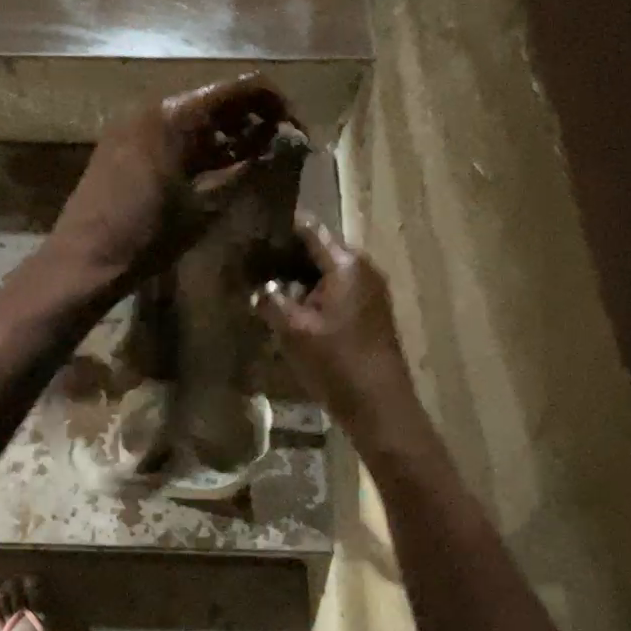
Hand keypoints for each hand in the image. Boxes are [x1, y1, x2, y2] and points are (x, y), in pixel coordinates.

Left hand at [51, 74, 290, 280]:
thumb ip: (248, 169)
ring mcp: (133, 127)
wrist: (84, 260)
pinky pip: (171, 135)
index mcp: (175, 114)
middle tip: (282, 148)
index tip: (299, 133)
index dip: (277, 106)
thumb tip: (287, 146)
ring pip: (193, 119)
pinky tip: (220, 169)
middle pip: (217, 100)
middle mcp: (152, 109)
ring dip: (228, 134)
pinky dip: (199, 147)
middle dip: (254, 120)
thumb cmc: (148, 235)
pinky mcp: (122, 147)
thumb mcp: (207, 205)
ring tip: (258, 160)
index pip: (242, 89)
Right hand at [255, 217, 419, 429]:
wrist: (379, 406)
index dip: (282, 225)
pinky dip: (313, 292)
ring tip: (264, 282)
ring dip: (298, 276)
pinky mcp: (369, 311)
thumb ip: (271, 300)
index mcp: (346, 263)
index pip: (310, 229)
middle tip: (251, 259)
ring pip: (326, 271)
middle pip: (318, 249)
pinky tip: (289, 306)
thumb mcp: (293, 330)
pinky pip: (336, 289)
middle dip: (286, 253)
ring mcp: (370, 290)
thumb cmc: (336, 363)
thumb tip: (258, 288)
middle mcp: (362, 268)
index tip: (253, 224)